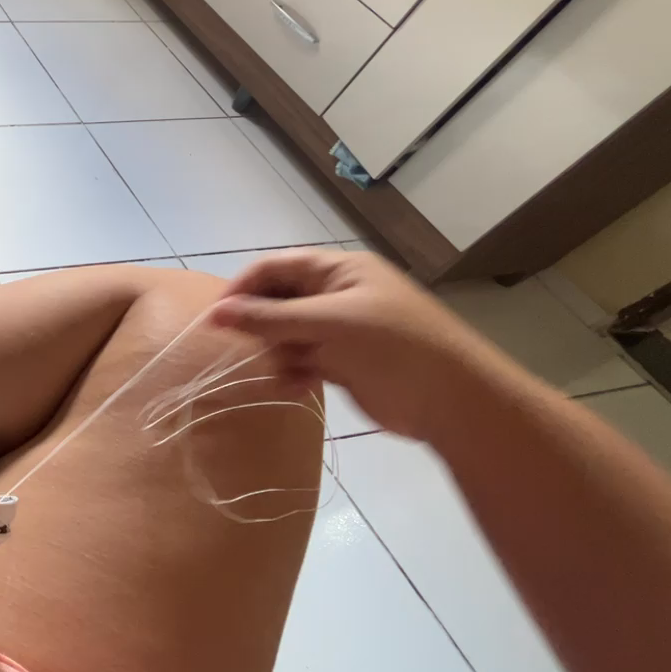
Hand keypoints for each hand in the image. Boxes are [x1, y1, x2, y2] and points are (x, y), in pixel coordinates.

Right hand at [207, 248, 517, 442]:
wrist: (457, 405)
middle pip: (275, 300)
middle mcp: (336, 294)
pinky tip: (294, 387)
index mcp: (339, 271)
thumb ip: (268, 318)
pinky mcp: (341, 361)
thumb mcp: (328, 325)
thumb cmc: (395, 349)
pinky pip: (299, 359)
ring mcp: (339, 329)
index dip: (242, 288)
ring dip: (275, 352)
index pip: (274, 267)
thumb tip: (213, 313)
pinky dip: (290, 371)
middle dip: (258, 324)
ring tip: (282, 371)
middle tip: (245, 347)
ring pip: (283, 333)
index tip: (215, 317)